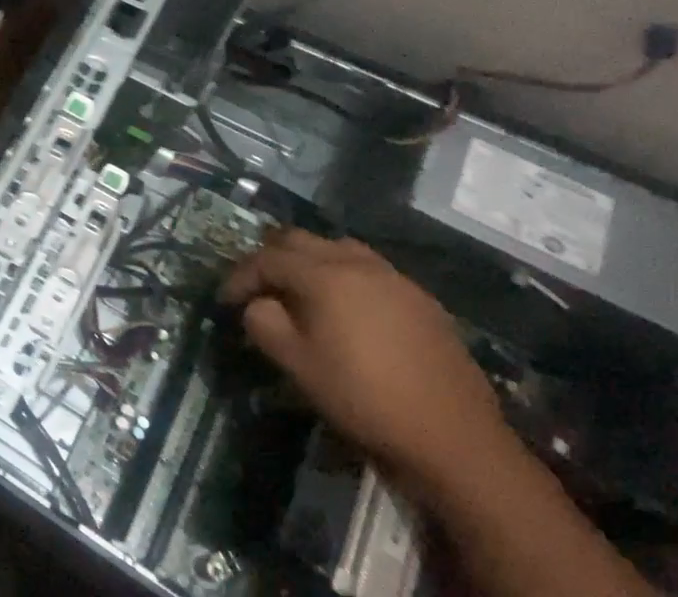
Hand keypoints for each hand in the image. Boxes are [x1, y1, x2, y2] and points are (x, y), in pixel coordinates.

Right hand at [218, 228, 515, 492]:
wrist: (452, 436)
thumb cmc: (362, 398)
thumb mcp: (296, 364)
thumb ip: (264, 323)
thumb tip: (259, 304)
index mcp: (325, 276)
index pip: (267, 259)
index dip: (240, 277)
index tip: (225, 301)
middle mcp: (360, 264)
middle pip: (302, 241)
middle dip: (272, 259)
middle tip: (257, 289)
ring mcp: (397, 280)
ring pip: (339, 250)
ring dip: (310, 263)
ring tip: (300, 294)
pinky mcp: (422, 301)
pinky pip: (370, 271)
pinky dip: (344, 278)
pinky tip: (346, 313)